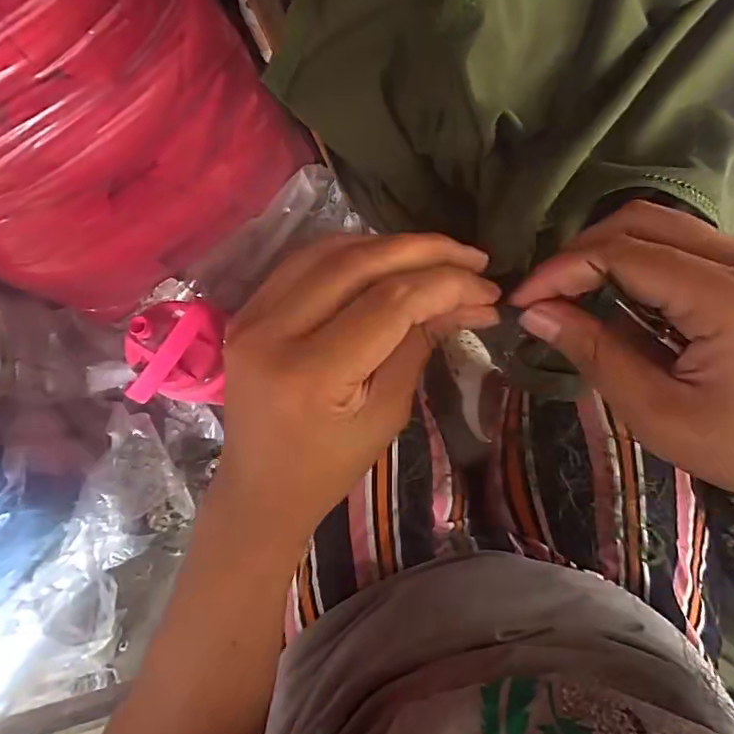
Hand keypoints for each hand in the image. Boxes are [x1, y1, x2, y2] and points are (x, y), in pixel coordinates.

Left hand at [216, 234, 499, 541]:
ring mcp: (251, 316)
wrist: (261, 488)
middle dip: (424, 251)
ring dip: (389, 245)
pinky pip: (304, 261)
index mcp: (310, 374)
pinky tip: (386, 257)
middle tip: (472, 259)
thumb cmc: (330, 467)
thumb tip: (471, 299)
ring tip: (437, 255)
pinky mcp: (247, 310)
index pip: (388, 303)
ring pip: (330, 251)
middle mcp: (272, 333)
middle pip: (358, 264)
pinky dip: (352, 251)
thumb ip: (420, 344)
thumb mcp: (387, 413)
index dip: (444, 285)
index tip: (487, 288)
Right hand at [509, 202, 733, 523]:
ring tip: (572, 296)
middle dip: (580, 252)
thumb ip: (595, 353)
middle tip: (545, 296)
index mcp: (732, 299)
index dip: (563, 270)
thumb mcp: (657, 413)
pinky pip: (680, 244)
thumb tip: (535, 313)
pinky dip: (636, 261)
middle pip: (642, 221)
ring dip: (606, 253)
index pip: (626, 254)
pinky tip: (617, 297)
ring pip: (659, 226)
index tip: (522, 300)